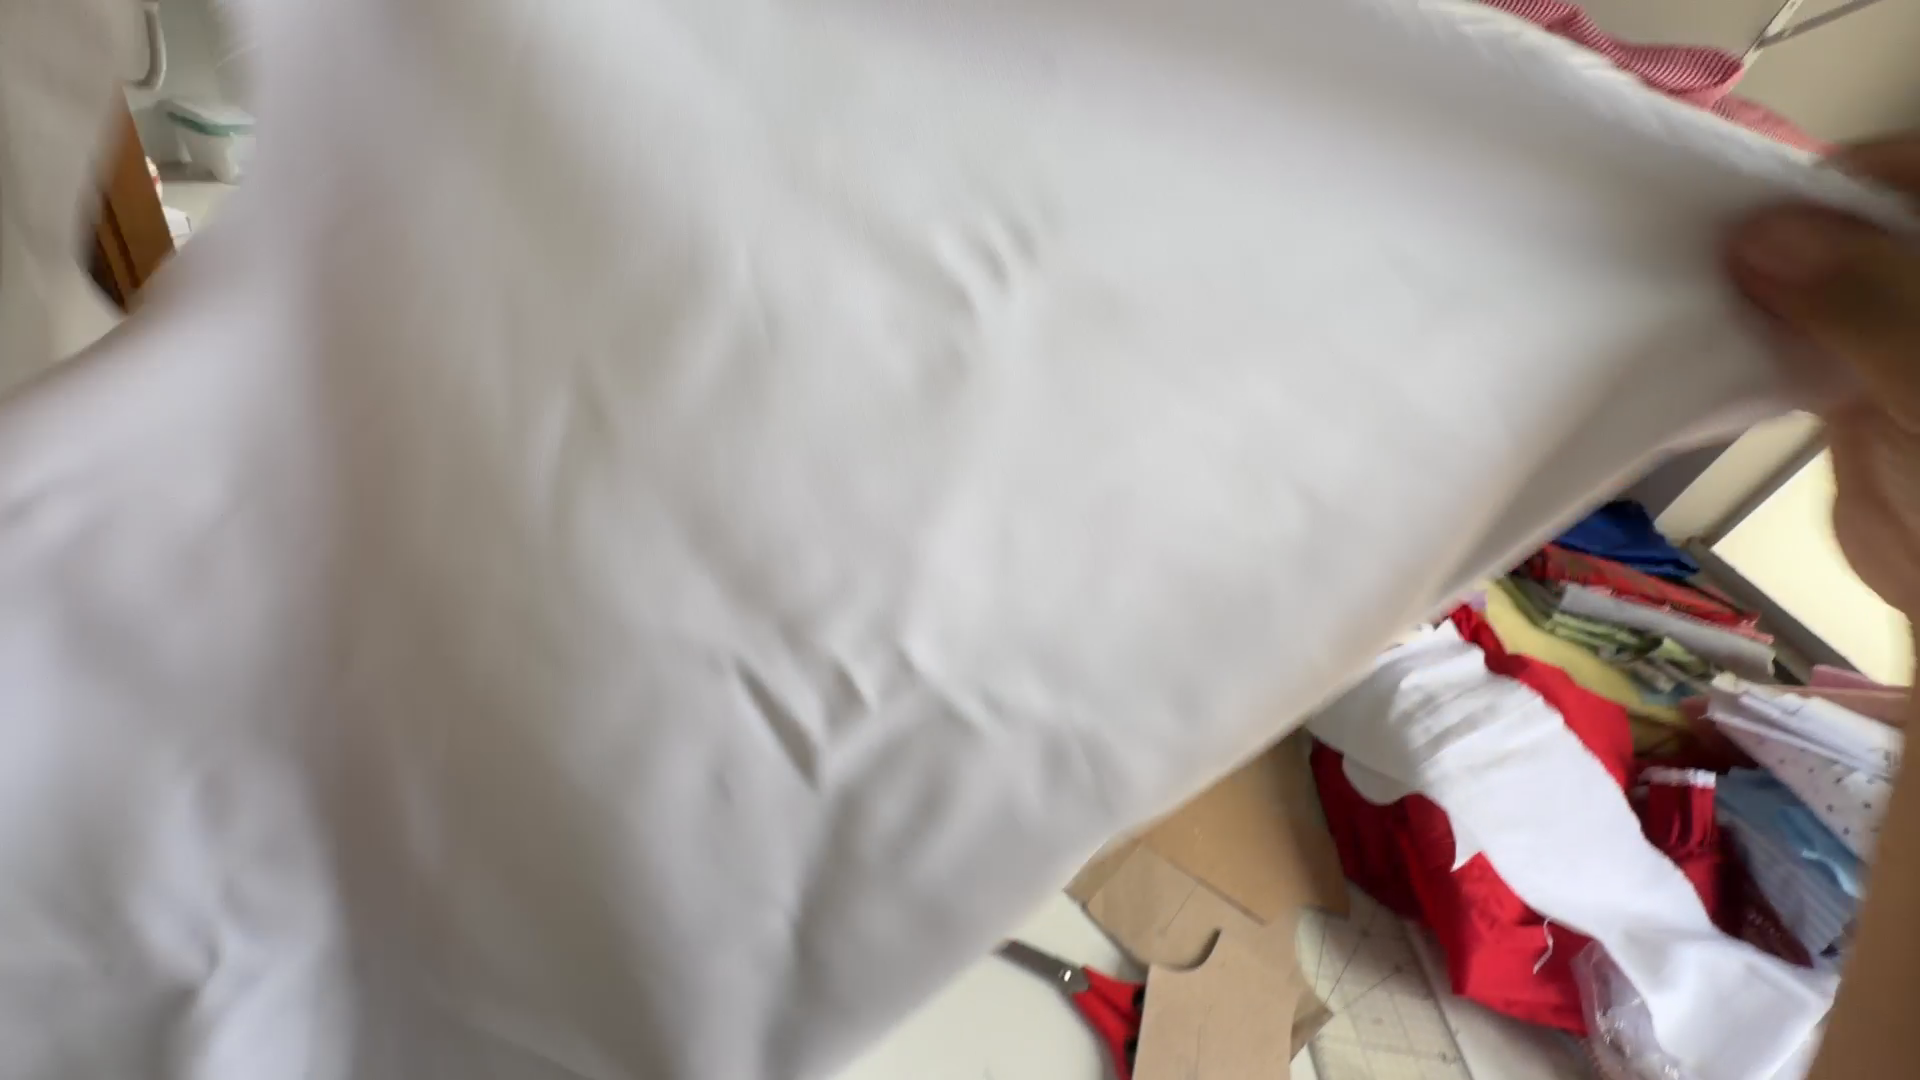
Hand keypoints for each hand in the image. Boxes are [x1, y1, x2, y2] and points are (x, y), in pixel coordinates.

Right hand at [1727, 136, 1919, 617]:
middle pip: (1854, 225)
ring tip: (1664, 281)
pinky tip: (1689, 335)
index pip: (1917, 178)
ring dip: (1742, 282)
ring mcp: (1892, 334)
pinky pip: (1782, 339)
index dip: (1842, 178)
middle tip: (1679, 240)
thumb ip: (1868, 302)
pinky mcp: (1843, 385)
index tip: (1742, 203)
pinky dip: (1736, 334)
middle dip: (1774, 229)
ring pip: (1809, 280)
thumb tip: (1759, 230)